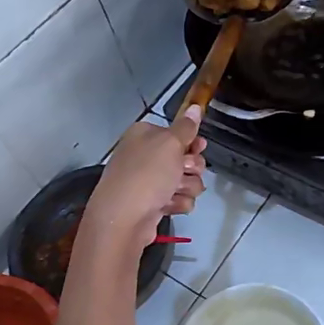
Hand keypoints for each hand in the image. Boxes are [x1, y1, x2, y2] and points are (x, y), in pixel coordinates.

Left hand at [79, 108, 206, 257]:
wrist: (124, 218)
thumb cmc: (146, 174)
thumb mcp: (169, 143)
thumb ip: (186, 127)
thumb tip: (196, 107)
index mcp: (146, 135)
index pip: (180, 134)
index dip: (193, 143)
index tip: (198, 148)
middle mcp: (147, 155)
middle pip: (188, 158)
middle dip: (191, 168)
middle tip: (182, 171)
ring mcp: (150, 180)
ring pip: (188, 180)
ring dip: (186, 187)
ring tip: (172, 192)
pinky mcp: (155, 202)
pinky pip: (180, 199)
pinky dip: (177, 202)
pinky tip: (166, 205)